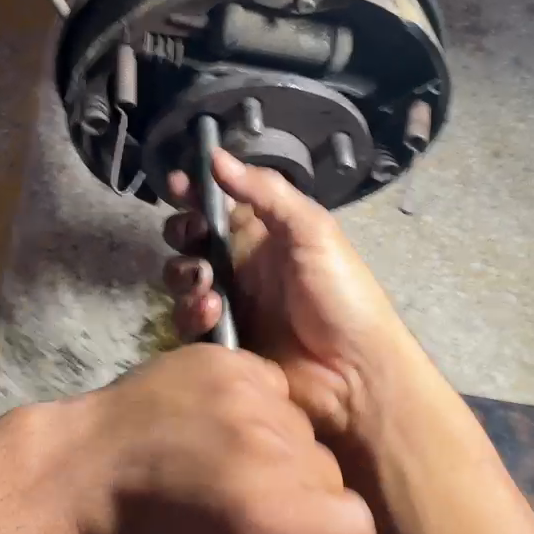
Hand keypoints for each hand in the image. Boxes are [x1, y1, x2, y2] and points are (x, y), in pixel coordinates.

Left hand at [60, 344, 375, 533]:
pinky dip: (255, 398)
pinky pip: (269, 380)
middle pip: (327, 470)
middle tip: (255, 488)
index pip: (356, 524)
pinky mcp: (224, 360)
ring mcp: (247, 398)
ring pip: (300, 422)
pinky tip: (221, 413)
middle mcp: (272, 454)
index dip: (330, 533)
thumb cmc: (155, 533)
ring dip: (278, 438)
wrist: (92, 465)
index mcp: (279, 520)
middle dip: (301, 485)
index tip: (299, 530)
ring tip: (231, 448)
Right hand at [164, 148, 417, 439]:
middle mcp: (240, 264)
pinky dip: (193, 313)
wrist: (356, 377)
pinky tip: (214, 314)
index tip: (177, 184)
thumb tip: (215, 156)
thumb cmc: (342, 294)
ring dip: (186, 274)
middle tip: (193, 236)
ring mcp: (229, 303)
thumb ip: (264, 190)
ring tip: (207, 284)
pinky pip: (187, 321)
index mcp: (263, 233)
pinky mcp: (220, 341)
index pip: (218, 202)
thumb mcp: (312, 230)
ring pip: (183, 278)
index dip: (194, 191)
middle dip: (182, 232)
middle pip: (190, 238)